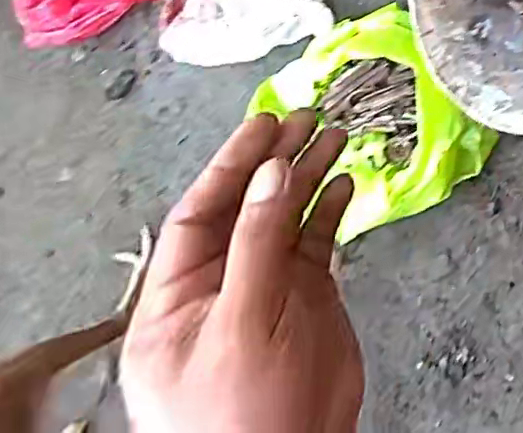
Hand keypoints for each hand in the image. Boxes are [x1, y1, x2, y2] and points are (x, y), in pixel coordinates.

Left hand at [121, 112, 362, 432]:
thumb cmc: (244, 412)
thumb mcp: (243, 322)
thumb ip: (257, 241)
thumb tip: (271, 170)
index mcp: (177, 300)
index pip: (198, 215)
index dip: (231, 165)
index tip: (263, 125)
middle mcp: (221, 284)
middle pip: (247, 206)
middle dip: (275, 161)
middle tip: (307, 119)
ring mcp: (267, 285)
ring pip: (286, 215)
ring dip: (309, 174)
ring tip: (334, 135)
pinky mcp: (306, 291)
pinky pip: (316, 237)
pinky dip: (332, 207)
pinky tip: (345, 183)